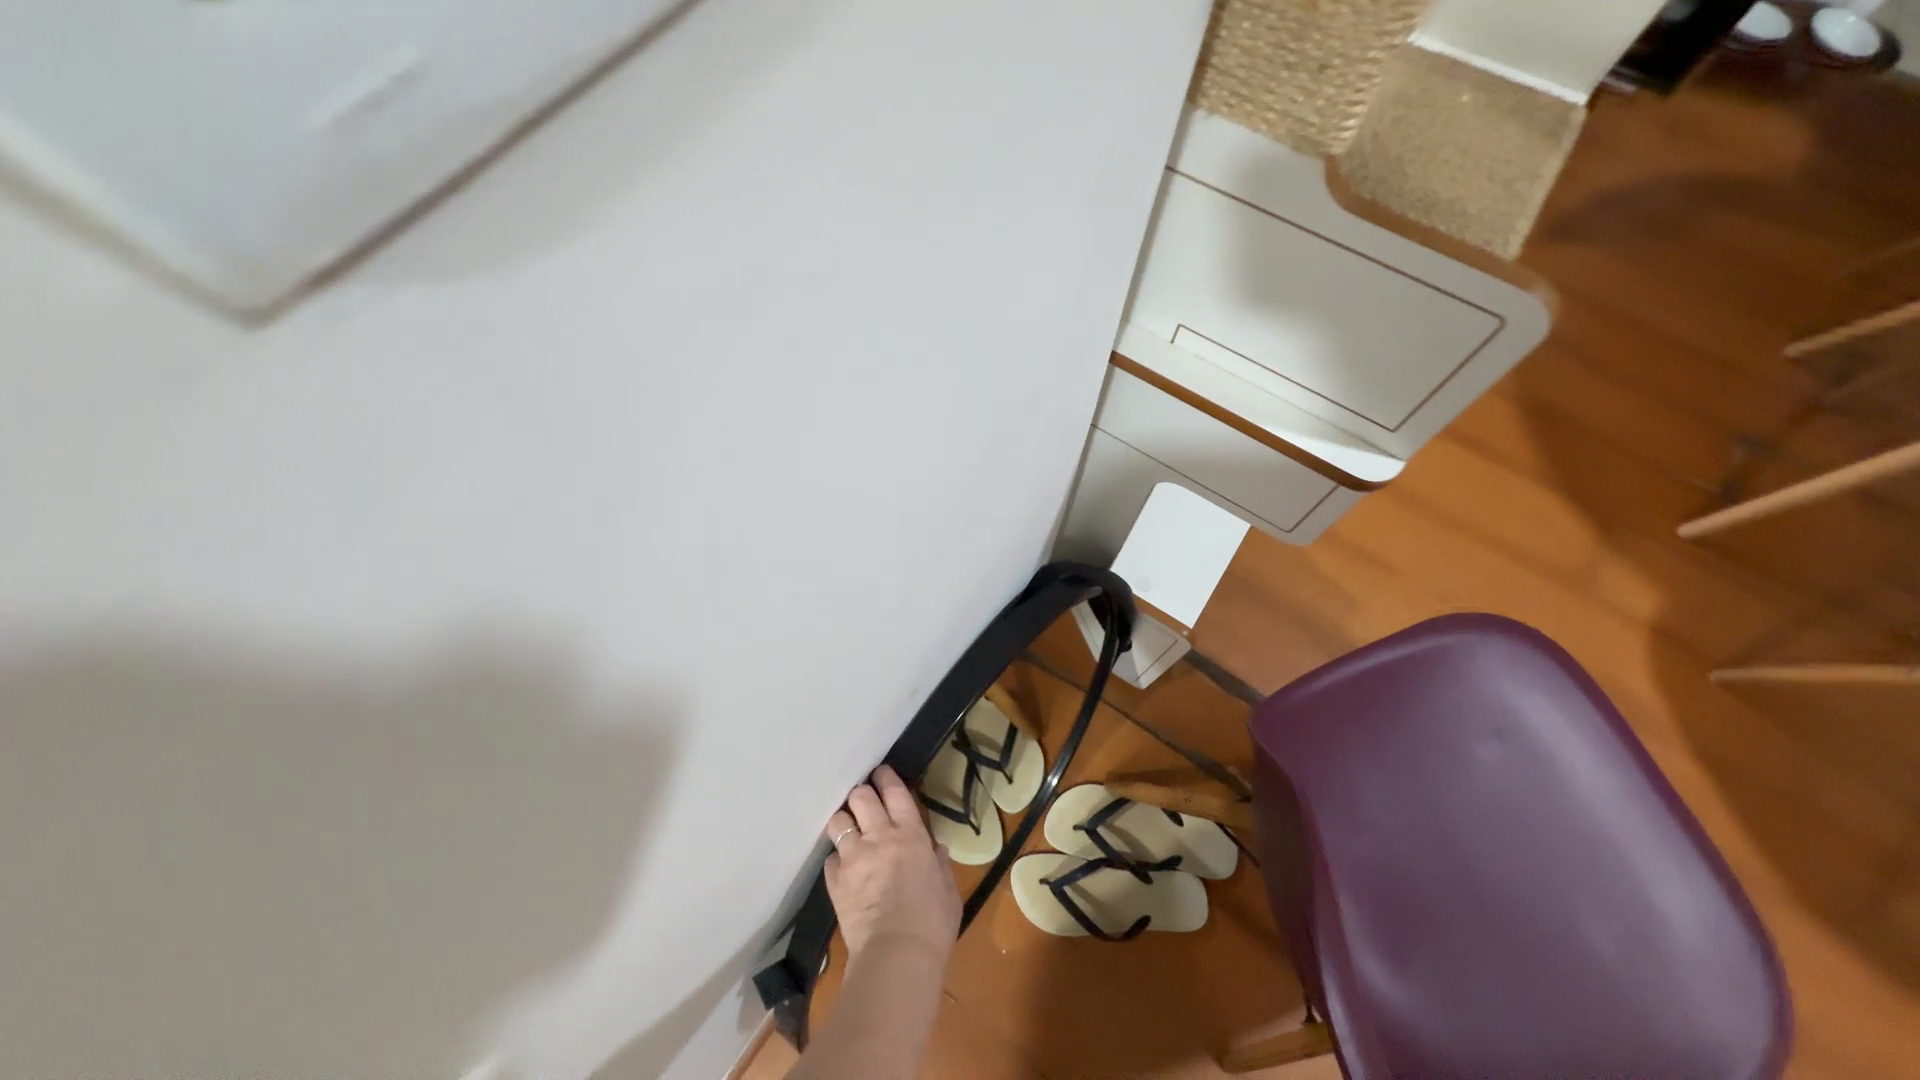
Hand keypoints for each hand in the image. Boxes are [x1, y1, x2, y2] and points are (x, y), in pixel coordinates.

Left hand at [822, 765, 960, 960]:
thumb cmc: (932, 924)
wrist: (897, 954)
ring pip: (838, 821)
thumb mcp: (948, 892)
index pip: (895, 793)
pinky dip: (837, 860)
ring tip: (848, 830)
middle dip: (861, 796)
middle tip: (864, 802)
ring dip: (844, 822)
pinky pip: (830, 858)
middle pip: (860, 797)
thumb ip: (940, 866)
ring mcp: (853, 857)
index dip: (886, 778)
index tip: (881, 773)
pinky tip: (844, 869)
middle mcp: (879, 837)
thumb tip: (936, 849)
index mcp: (911, 836)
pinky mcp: (835, 880)